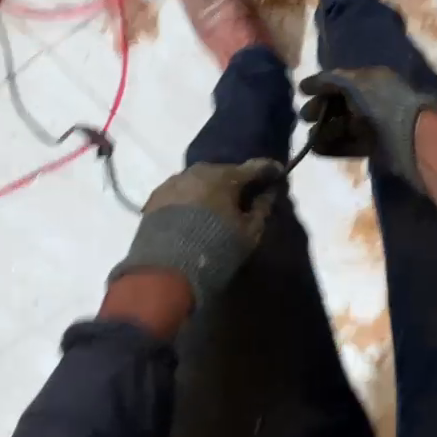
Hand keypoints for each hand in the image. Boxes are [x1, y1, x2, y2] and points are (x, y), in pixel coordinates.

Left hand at [109, 160, 284, 309]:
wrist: (164, 270)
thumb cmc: (215, 249)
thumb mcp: (249, 234)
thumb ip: (262, 209)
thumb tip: (269, 193)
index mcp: (225, 175)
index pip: (255, 167)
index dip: (270, 170)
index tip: (280, 173)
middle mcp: (199, 170)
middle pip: (225, 172)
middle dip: (236, 182)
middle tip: (244, 197)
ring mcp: (174, 181)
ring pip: (200, 180)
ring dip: (210, 190)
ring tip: (215, 208)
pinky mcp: (155, 196)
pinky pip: (180, 192)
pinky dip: (190, 199)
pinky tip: (192, 215)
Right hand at [299, 68, 436, 195]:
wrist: (418, 140)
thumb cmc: (386, 106)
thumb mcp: (357, 84)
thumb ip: (333, 80)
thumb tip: (309, 83)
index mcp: (374, 79)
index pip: (343, 79)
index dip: (322, 85)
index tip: (301, 92)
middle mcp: (376, 99)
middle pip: (343, 102)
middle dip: (322, 109)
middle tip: (304, 118)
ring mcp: (378, 125)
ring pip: (346, 125)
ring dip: (326, 130)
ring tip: (308, 139)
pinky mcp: (380, 148)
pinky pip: (352, 144)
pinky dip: (335, 146)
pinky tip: (317, 150)